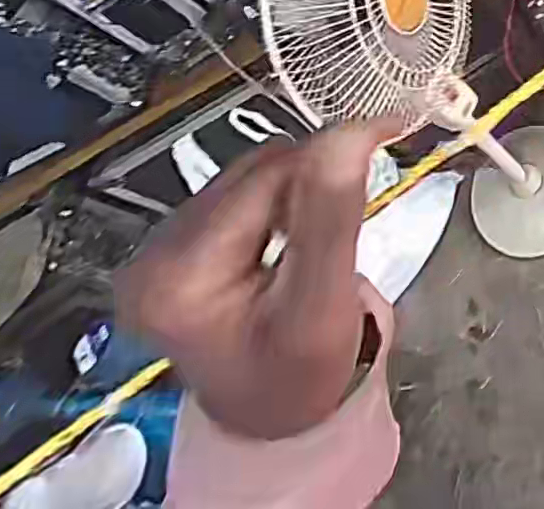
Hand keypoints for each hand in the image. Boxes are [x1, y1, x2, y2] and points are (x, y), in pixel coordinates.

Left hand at [114, 116, 404, 438]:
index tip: (387, 129)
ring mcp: (163, 244)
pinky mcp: (180, 239)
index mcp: (179, 276)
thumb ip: (333, 217)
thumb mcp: (323, 307)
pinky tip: (294, 233)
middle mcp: (155, 252)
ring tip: (318, 232)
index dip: (330, 156)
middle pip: (259, 169)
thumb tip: (350, 131)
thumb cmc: (301, 376)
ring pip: (255, 171)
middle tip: (351, 210)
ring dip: (301, 186)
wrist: (274, 415)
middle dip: (314, 181)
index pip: (270, 179)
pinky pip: (246, 187)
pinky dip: (285, 197)